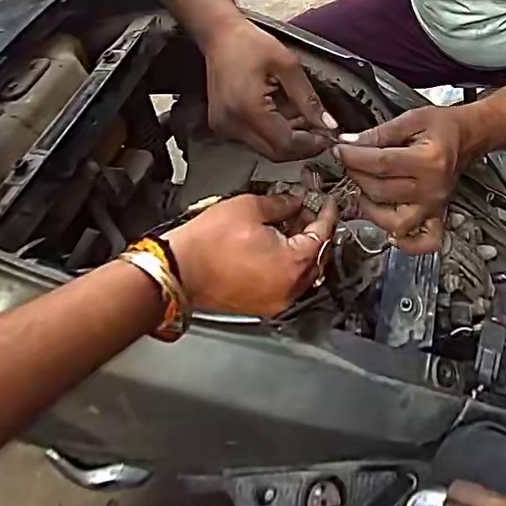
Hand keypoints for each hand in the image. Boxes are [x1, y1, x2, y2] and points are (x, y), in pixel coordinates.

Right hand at [165, 193, 337, 314]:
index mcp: (292, 264)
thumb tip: (295, 200)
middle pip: (317, 255)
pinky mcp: (262, 305)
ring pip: (303, 270)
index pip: (322, 234)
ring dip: (301, 245)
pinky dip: (287, 261)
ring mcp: (276, 300)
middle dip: (314, 228)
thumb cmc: (208, 242)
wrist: (179, 269)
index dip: (325, 212)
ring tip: (289, 221)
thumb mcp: (249, 207)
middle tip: (306, 206)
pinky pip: (286, 281)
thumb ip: (281, 202)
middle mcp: (289, 288)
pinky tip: (275, 242)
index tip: (326, 200)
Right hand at [199, 20, 336, 161]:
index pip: (285, 143)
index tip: (328, 135)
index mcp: (248, 108)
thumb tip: (328, 124)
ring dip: (288, 141)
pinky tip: (284, 116)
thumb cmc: (250, 43)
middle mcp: (232, 124)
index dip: (311, 144)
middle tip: (321, 131)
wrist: (219, 35)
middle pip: (275, 153)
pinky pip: (254, 140)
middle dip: (301, 146)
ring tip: (304, 120)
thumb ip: (308, 98)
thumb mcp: (287, 65)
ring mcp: (224, 127)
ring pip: (265, 149)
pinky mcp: (222, 125)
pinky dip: (273, 134)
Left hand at [335, 106, 481, 254]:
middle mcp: (432, 189)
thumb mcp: (410, 119)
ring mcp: (434, 206)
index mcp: (428, 161)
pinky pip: (422, 241)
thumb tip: (349, 143)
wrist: (467, 137)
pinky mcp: (436, 216)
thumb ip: (379, 133)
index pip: (380, 164)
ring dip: (370, 206)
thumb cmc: (442, 126)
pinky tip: (389, 230)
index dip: (354, 158)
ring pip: (393, 221)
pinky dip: (404, 242)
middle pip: (381, 191)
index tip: (338, 151)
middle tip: (348, 162)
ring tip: (363, 186)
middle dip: (356, 175)